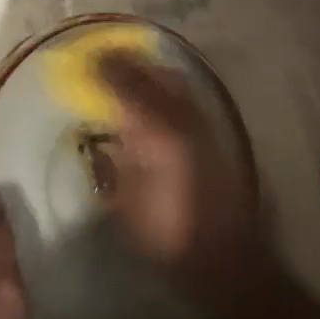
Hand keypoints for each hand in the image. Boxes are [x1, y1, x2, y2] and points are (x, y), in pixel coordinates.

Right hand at [95, 51, 272, 314]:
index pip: (127, 89)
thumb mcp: (127, 210)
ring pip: (178, 84)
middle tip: (110, 55)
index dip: (106, 71)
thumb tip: (103, 145)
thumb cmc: (171, 242)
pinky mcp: (221, 140)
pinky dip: (173, 88)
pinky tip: (164, 96)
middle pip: (155, 78)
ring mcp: (206, 129)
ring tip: (135, 67)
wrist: (230, 263)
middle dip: (132, 63)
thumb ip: (114, 170)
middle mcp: (183, 124)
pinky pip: (191, 100)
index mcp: (156, 137)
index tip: (89, 59)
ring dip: (154, 71)